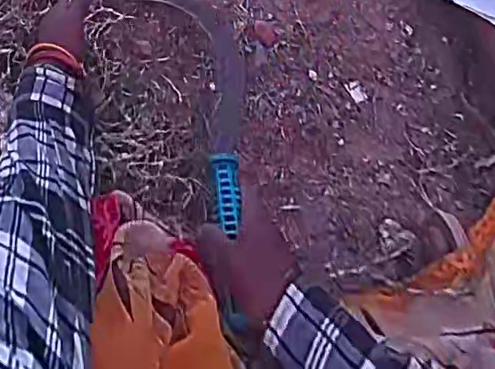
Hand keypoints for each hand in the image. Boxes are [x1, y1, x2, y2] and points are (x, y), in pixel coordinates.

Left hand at [34, 0, 93, 62]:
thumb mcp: (76, 19)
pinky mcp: (49, 46)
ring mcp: (47, 33)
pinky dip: (66, 35)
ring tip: (80, 28)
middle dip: (73, 11)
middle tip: (85, 13)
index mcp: (55, 11)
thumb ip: (80, 3)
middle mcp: (48, 19)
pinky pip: (60, 35)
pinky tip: (72, 41)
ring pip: (61, 23)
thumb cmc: (66, 39)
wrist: (54, 66)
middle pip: (63, 11)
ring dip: (69, 24)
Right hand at [196, 176, 297, 337]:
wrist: (290, 316)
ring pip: (246, 235)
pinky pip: (254, 255)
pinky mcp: (278, 267)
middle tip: (209, 233)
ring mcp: (274, 247)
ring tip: (218, 262)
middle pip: (242, 211)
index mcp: (255, 215)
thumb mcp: (224, 257)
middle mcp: (267, 225)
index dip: (228, 178)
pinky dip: (242, 260)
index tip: (214, 178)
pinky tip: (233, 279)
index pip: (243, 184)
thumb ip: (210, 237)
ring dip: (231, 243)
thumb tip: (204, 227)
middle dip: (224, 220)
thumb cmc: (255, 279)